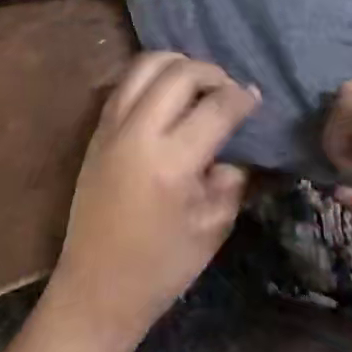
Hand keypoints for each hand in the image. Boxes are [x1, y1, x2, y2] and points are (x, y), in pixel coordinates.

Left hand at [43, 52, 259, 348]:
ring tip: (198, 82)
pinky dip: (152, 75)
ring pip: (147, 64)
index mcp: (172, 163)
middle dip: (212, 73)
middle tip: (228, 89)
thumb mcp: (214, 226)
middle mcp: (139, 133)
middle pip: (180, 73)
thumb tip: (240, 142)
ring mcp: (112, 126)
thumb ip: (232, 177)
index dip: (242, 98)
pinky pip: (126, 80)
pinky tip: (168, 92)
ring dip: (178, 64)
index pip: (215, 108)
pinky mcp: (97, 128)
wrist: (96, 288)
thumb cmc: (162, 266)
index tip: (255, 97)